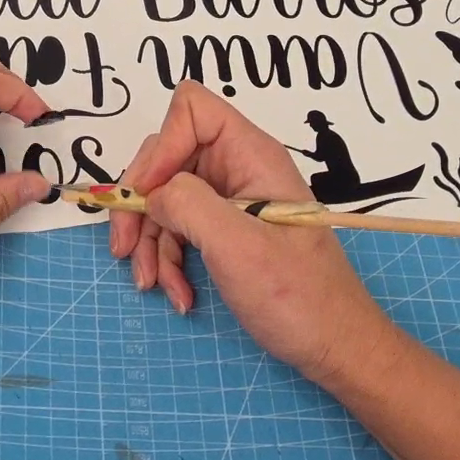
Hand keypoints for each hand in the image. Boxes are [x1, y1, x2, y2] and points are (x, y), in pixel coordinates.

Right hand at [112, 81, 400, 386]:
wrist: (336, 349)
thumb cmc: (298, 296)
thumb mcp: (238, 246)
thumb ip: (187, 204)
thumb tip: (150, 193)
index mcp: (250, 155)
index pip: (191, 110)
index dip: (162, 145)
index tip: (148, 194)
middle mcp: (236, 168)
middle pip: (165, 158)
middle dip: (140, 203)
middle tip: (123, 246)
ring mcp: (228, 200)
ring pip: (163, 198)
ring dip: (149, 241)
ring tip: (152, 283)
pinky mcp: (222, 231)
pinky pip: (176, 229)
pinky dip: (166, 260)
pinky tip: (177, 293)